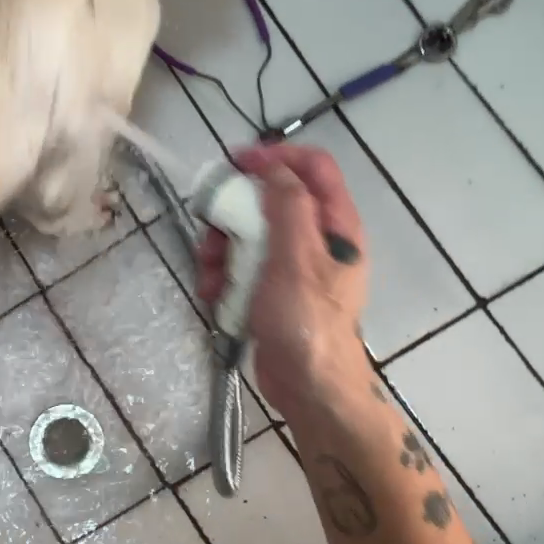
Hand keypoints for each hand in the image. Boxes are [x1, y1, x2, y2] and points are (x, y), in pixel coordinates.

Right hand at [195, 144, 370, 416]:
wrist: (309, 386)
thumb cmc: (307, 321)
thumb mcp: (296, 257)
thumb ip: (286, 206)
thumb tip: (271, 168)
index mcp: (335, 224)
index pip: (311, 168)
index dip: (275, 157)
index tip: (235, 162)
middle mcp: (316, 241)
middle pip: (270, 203)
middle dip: (234, 215)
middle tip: (209, 230)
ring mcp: (292, 269)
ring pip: (250, 238)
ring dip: (221, 251)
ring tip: (208, 276)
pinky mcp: (272, 294)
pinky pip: (243, 271)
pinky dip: (224, 278)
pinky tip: (212, 295)